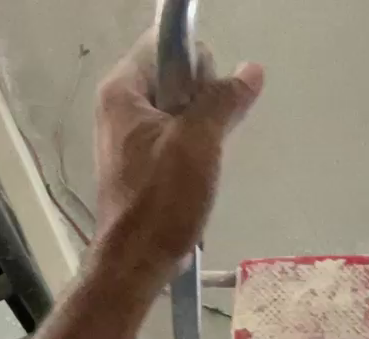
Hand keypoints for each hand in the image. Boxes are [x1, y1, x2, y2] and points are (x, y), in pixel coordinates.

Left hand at [93, 34, 263, 264]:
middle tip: (206, 140)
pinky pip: (171, 145)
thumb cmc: (162, 200)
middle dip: (200, 103)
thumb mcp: (199, 142)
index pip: (165, 44)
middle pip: (173, 80)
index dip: (196, 65)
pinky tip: (195, 181)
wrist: (136, 264)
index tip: (207, 103)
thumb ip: (224, 100)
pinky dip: (189, 156)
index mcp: (122, 91)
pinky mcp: (136, 171)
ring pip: (176, 115)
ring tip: (201, 166)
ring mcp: (125, 142)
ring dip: (199, 134)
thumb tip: (251, 71)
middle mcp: (117, 110)